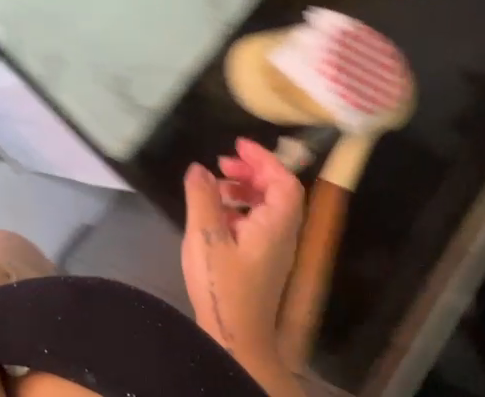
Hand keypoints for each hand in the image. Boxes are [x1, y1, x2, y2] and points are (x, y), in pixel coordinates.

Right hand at [182, 138, 304, 372]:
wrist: (235, 340)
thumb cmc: (222, 286)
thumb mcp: (205, 237)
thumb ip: (202, 198)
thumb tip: (199, 167)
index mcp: (275, 227)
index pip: (284, 183)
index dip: (264, 159)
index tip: (236, 144)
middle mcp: (282, 236)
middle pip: (279, 192)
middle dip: (252, 170)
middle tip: (222, 162)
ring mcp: (274, 251)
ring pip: (269, 207)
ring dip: (245, 188)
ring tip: (215, 185)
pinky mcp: (262, 263)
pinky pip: (259, 222)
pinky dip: (241, 208)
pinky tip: (215, 213)